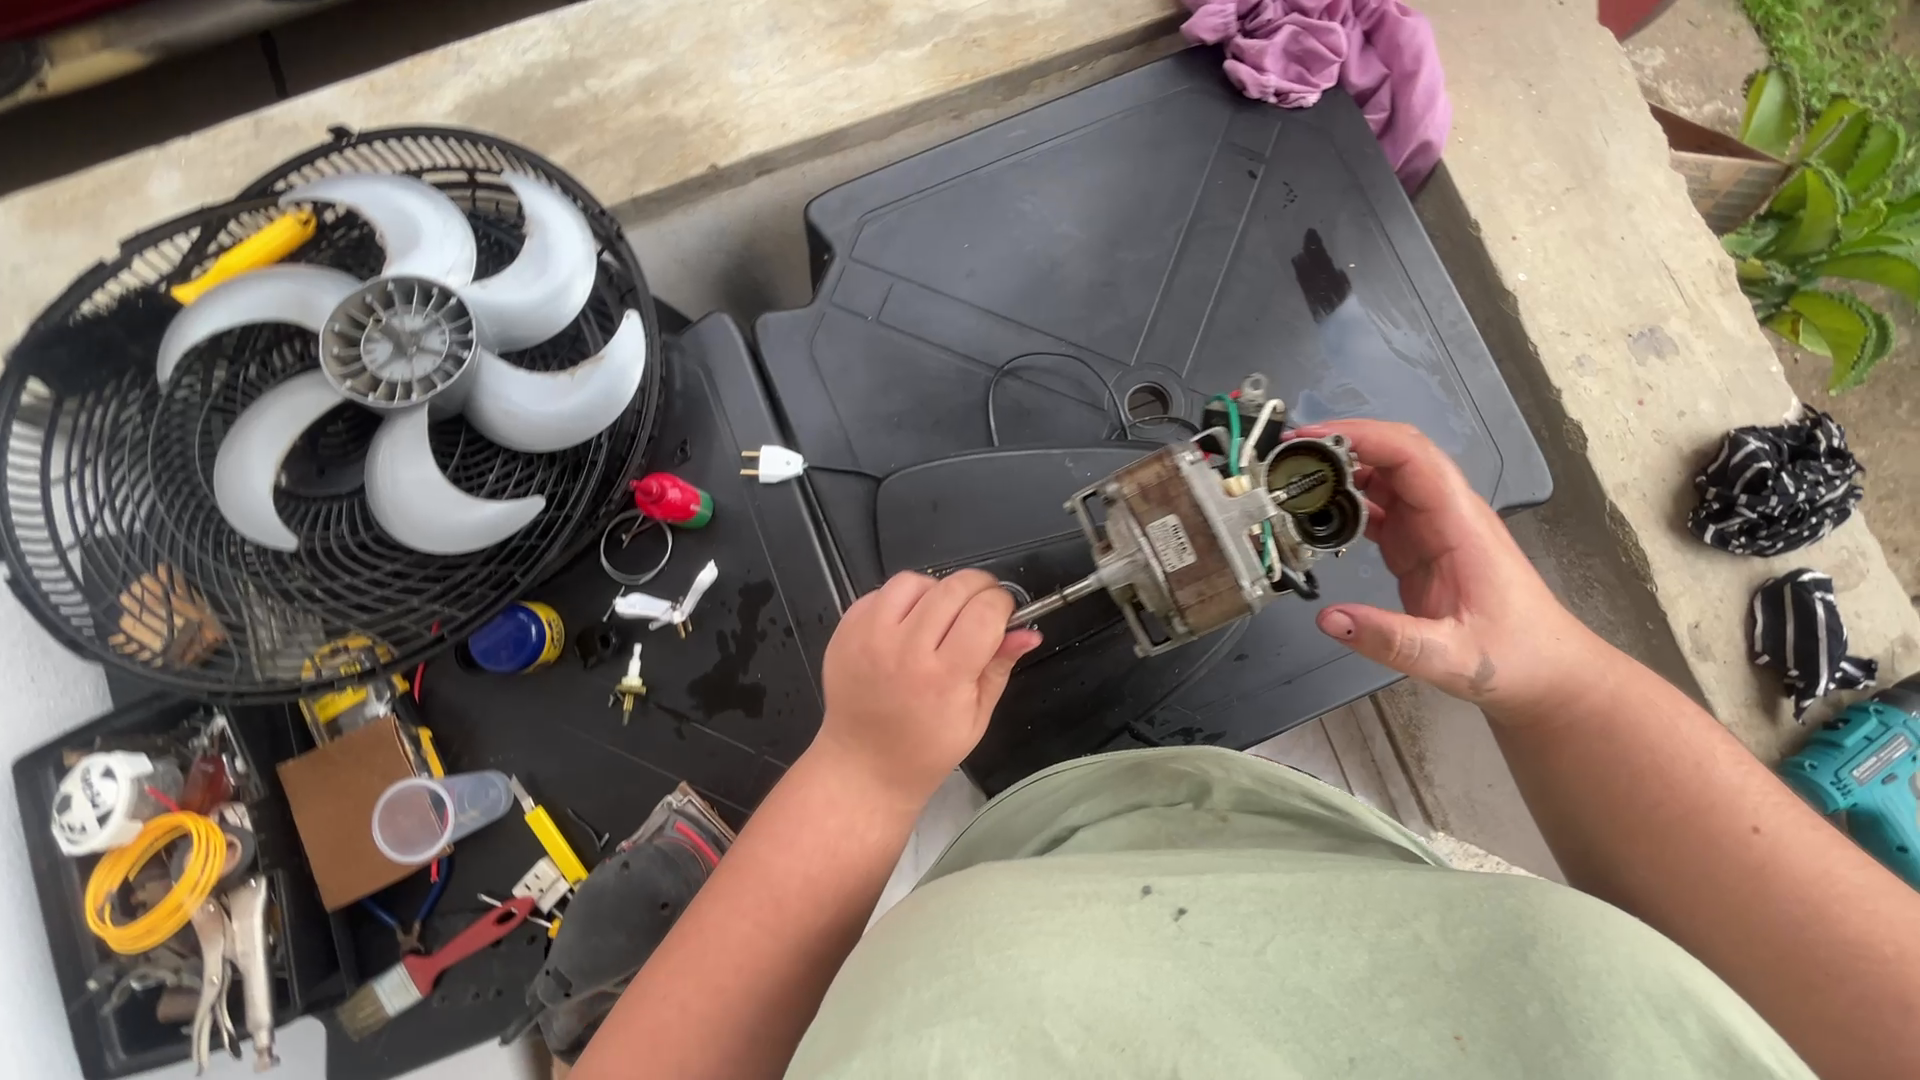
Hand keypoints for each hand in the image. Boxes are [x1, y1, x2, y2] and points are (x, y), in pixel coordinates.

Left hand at [813, 570, 1041, 806]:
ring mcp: (869, 636)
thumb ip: (999, 667)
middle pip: (953, 588)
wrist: (861, 765)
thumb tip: (1028, 632)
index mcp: (943, 677)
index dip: (1003, 604)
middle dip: (978, 588)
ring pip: (915, 581)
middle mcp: (904, 650)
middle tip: (981, 607)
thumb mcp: (976, 718)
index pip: (984, 612)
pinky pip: (881, 592)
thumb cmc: (924, 750)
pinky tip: (908, 624)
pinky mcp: (846, 630)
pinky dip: (901, 600)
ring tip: (941, 615)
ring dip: (936, 590)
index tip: (1005, 613)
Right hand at [1290, 420, 1596, 720]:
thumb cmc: (1515, 659)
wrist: (1549, 674)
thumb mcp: (1450, 658)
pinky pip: (1379, 507)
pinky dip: (1346, 501)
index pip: (1412, 457)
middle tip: (1290, 455)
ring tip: (1293, 479)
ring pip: (1384, 477)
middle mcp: (1445, 514)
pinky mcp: (1417, 545)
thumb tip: (1327, 619)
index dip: (1363, 438)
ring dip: (1341, 470)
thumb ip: (1388, 638)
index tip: (1312, 439)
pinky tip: (1316, 513)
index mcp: (1459, 525)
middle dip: (1343, 444)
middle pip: (1395, 456)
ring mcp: (1431, 527)